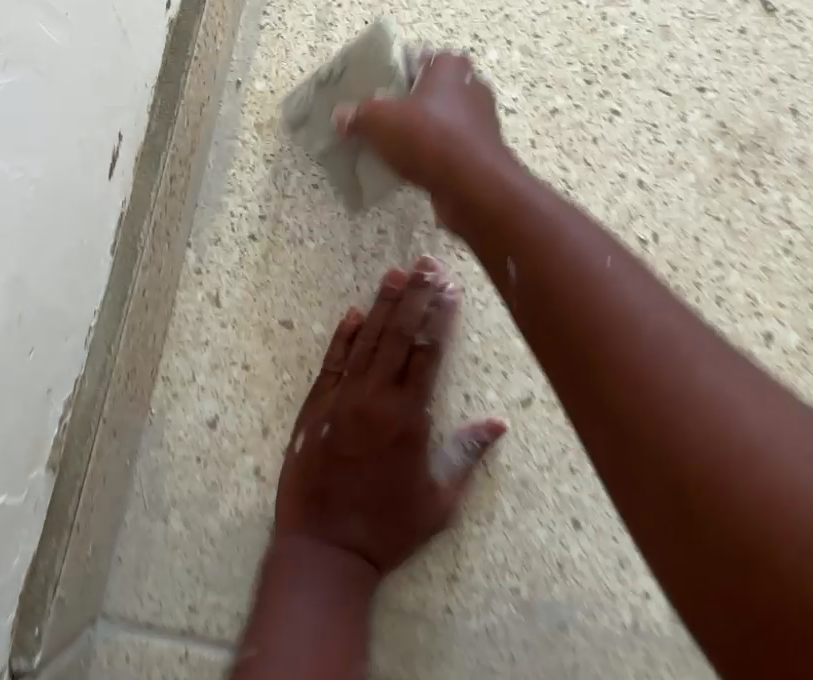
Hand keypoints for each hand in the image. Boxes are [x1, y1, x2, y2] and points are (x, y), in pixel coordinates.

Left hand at [273, 257, 506, 576]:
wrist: (324, 547)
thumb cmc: (387, 529)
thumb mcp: (439, 500)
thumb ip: (465, 455)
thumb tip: (497, 422)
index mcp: (409, 417)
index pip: (429, 352)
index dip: (440, 317)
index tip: (451, 288)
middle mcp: (375, 398)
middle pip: (398, 335)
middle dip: (416, 296)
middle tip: (427, 263)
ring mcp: (341, 399)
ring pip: (365, 341)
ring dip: (382, 305)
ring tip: (397, 273)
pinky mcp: (315, 407)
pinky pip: (331, 362)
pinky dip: (343, 336)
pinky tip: (354, 313)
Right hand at [335, 50, 515, 237]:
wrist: (473, 186)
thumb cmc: (428, 137)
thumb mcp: (378, 120)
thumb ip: (359, 114)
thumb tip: (342, 117)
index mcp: (451, 67)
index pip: (419, 58)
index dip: (396, 72)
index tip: (376, 90)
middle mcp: (472, 86)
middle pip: (429, 91)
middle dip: (407, 105)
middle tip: (379, 119)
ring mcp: (481, 121)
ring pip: (440, 121)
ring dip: (420, 133)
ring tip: (390, 147)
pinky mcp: (482, 152)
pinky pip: (449, 148)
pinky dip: (432, 156)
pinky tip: (410, 169)